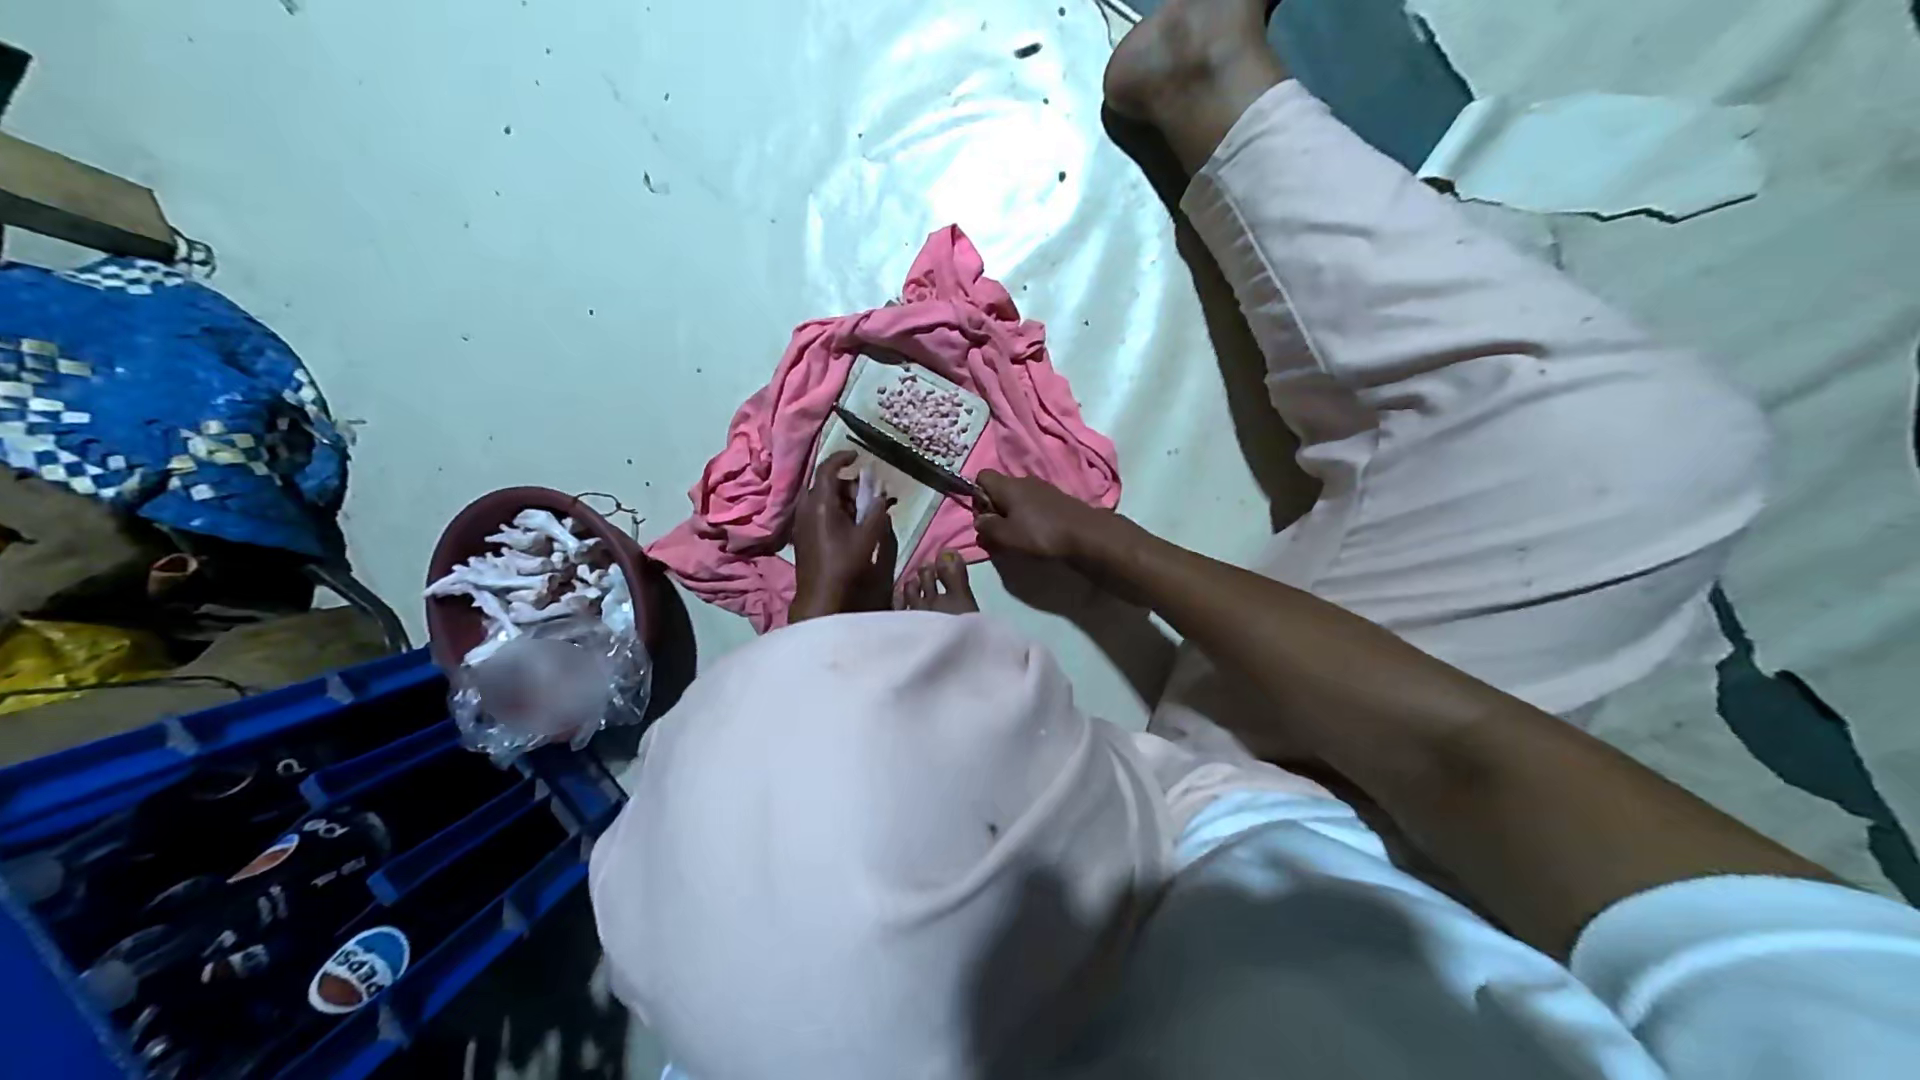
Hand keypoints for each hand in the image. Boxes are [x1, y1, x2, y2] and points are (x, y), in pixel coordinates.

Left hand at [790, 451, 896, 621]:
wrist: (820, 595)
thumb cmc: (844, 563)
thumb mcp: (868, 536)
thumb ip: (877, 511)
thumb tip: (881, 496)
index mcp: (819, 503)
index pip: (827, 468)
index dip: (842, 457)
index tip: (858, 456)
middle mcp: (806, 507)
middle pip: (828, 484)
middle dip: (851, 485)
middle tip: (872, 496)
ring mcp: (802, 521)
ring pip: (825, 499)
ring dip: (846, 500)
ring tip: (867, 513)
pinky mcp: (804, 534)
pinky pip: (821, 512)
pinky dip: (838, 511)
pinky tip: (854, 525)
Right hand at [972, 470, 1124, 560]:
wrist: (1085, 534)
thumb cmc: (1040, 534)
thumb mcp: (1006, 536)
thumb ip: (987, 526)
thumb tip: (979, 520)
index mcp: (1007, 485)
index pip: (982, 476)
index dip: (977, 495)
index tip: (984, 516)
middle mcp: (1024, 480)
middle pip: (999, 488)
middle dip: (994, 508)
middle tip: (999, 531)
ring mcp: (1043, 488)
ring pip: (1017, 497)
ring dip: (1013, 513)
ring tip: (1018, 535)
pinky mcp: (1057, 499)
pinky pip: (1033, 503)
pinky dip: (1029, 516)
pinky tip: (1036, 533)